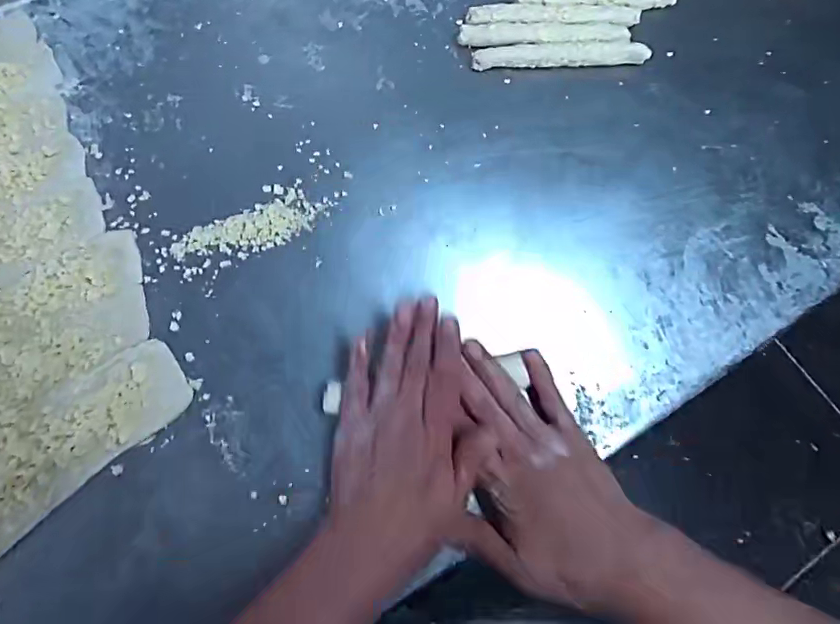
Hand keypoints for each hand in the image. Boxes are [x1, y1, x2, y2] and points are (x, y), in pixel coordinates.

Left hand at [324, 296, 481, 589]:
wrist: (366, 540)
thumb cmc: (416, 524)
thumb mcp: (454, 499)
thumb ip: (469, 458)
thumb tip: (489, 425)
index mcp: (434, 433)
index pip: (444, 380)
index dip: (447, 348)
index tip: (450, 321)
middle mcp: (405, 416)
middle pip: (416, 365)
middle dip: (422, 330)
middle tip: (426, 299)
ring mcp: (376, 416)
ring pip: (389, 367)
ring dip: (396, 335)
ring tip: (402, 307)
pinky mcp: (350, 422)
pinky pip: (355, 385)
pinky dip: (358, 360)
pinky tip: (363, 337)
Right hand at [450, 341, 661, 614]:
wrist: (630, 561)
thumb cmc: (570, 567)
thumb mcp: (518, 568)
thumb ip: (475, 539)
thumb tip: (435, 518)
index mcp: (502, 480)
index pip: (462, 434)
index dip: (440, 406)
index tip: (423, 380)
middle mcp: (521, 450)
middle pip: (483, 405)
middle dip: (460, 373)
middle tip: (441, 345)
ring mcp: (548, 438)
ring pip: (510, 396)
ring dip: (489, 367)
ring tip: (469, 342)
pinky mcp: (572, 434)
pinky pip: (553, 399)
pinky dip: (542, 375)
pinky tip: (529, 352)